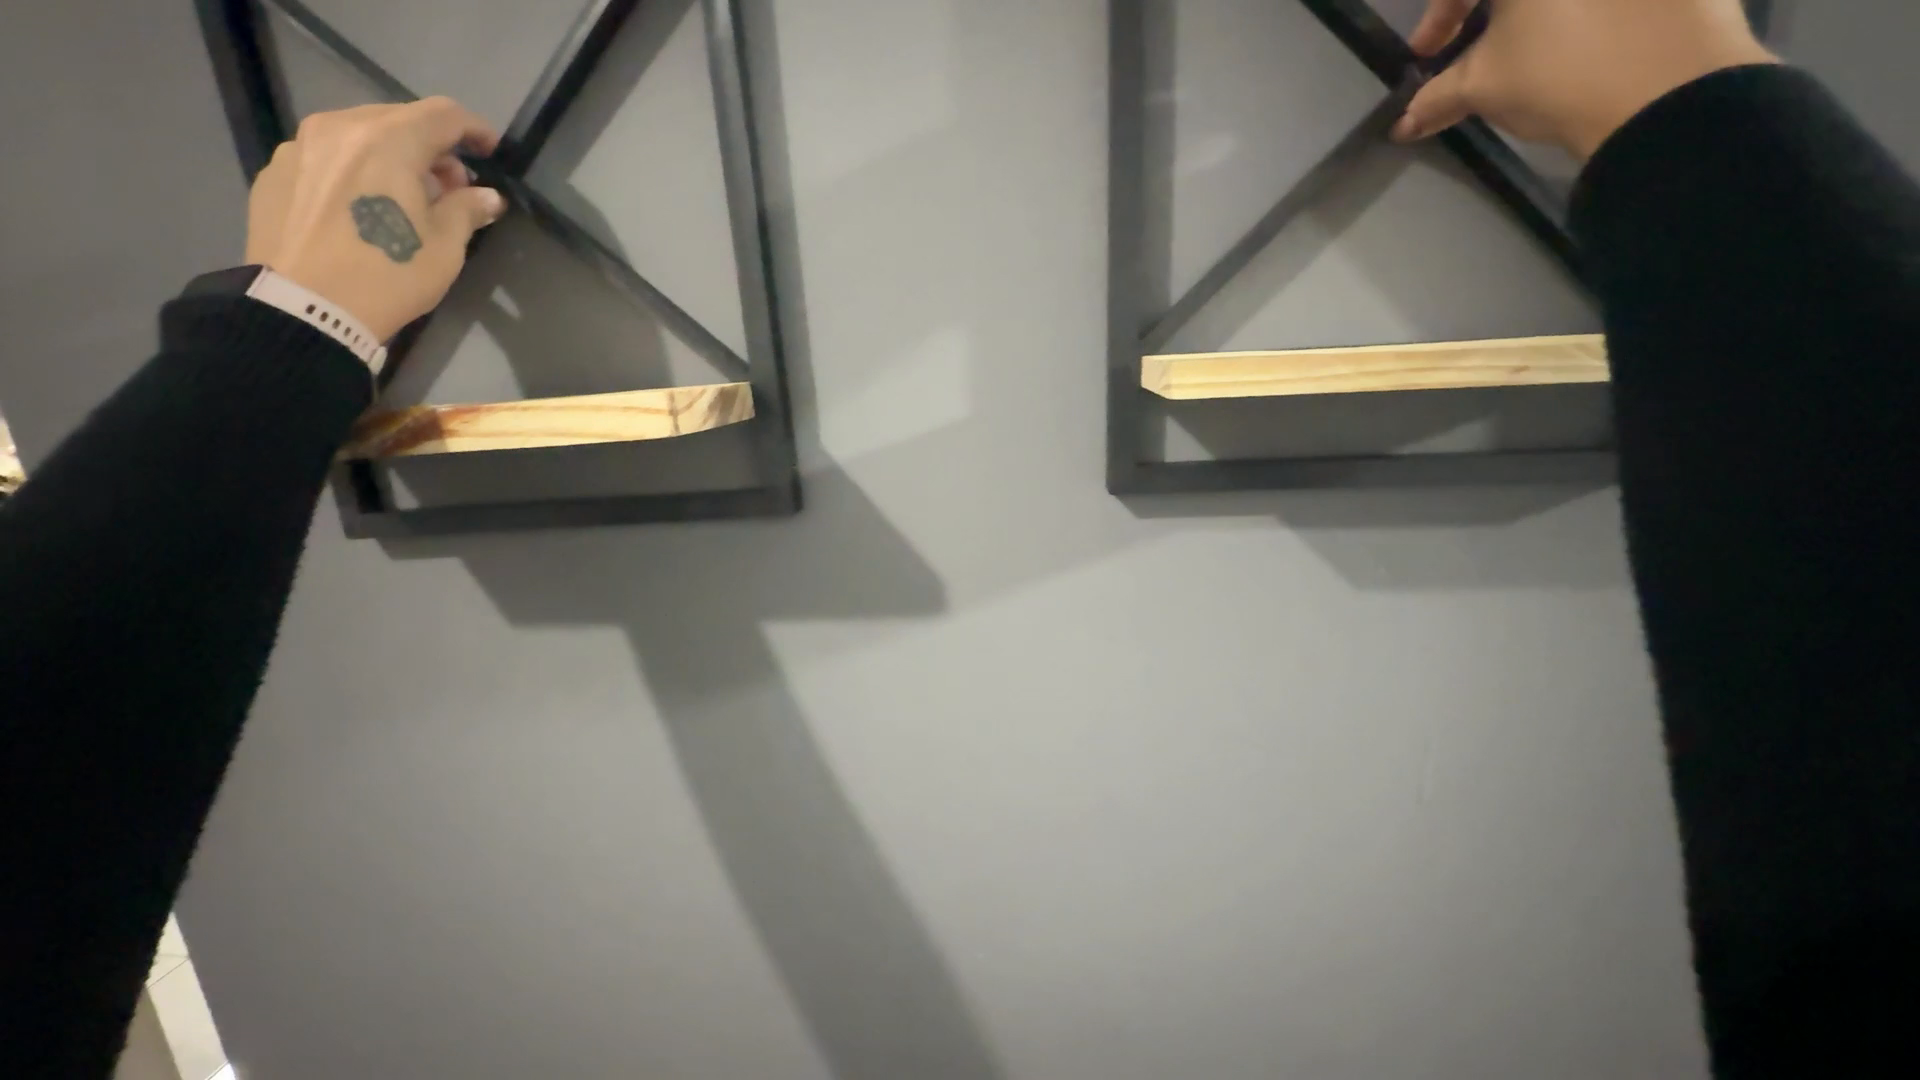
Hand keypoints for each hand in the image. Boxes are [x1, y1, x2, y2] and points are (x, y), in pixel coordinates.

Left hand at [244, 97, 505, 341]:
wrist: (304, 308)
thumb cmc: (388, 275)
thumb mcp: (444, 248)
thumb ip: (467, 210)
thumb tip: (486, 197)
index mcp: (387, 141)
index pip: (442, 115)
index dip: (474, 129)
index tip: (491, 152)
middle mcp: (338, 129)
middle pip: (399, 121)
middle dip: (433, 149)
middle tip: (453, 188)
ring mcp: (301, 148)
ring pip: (361, 137)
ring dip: (394, 159)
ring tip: (409, 200)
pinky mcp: (277, 172)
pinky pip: (330, 158)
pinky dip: (359, 172)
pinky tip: (367, 210)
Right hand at [1393, 0, 1777, 158]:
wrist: (1668, 91)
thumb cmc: (1557, 73)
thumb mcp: (1483, 86)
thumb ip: (1436, 97)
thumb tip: (1404, 123)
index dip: (1438, 18)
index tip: (1429, 54)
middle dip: (1490, 13)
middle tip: (1481, 48)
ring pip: (1562, 0)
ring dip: (1541, 14)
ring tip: (1534, 48)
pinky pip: (1608, 3)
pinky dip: (1591, 14)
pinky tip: (1586, 41)